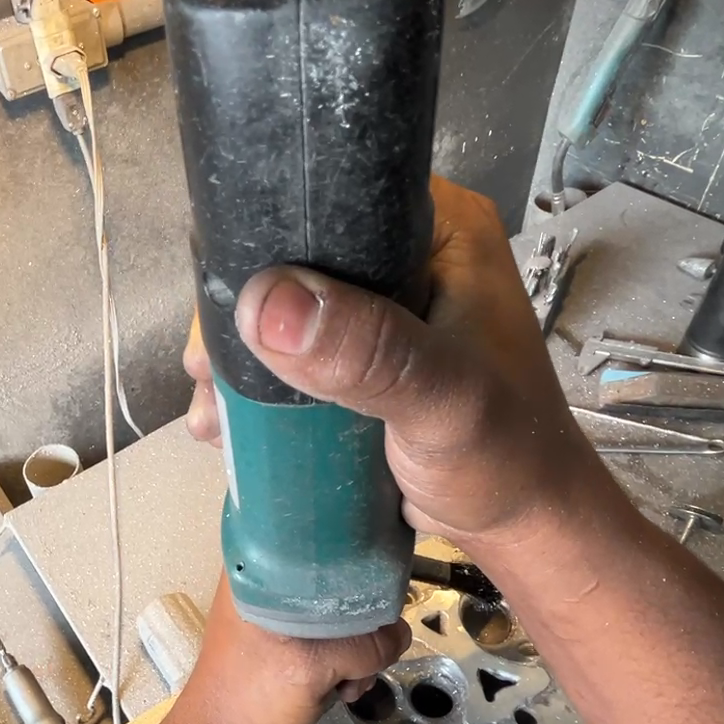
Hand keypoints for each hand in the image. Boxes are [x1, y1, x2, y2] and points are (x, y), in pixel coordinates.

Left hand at [174, 576, 408, 723]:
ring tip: (342, 684)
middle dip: (363, 628)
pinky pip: (335, 632)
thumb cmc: (252, 694)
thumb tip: (399, 633)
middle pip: (346, 583)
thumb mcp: (312, 667)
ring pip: (346, 613)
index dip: (360, 570)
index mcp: (262, 563)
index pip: (331, 543)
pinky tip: (336, 685)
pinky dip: (344, 659)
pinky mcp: (292, 630)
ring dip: (356, 652)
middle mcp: (272, 572)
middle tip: (353, 667)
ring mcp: (283, 603)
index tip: (373, 605)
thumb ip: (364, 646)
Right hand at [183, 177, 612, 545]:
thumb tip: (265, 305)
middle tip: (205, 376)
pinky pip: (293, 360)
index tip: (218, 314)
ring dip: (238, 365)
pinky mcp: (360, 362)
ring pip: (284, 318)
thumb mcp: (442, 399)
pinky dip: (257, 392)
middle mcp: (401, 260)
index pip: (332, 204)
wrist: (517, 520)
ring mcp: (378, 315)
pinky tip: (228, 427)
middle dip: (237, 322)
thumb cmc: (503, 456)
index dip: (261, 247)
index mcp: (436, 231)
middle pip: (292, 265)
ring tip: (210, 416)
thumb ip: (368, 353)